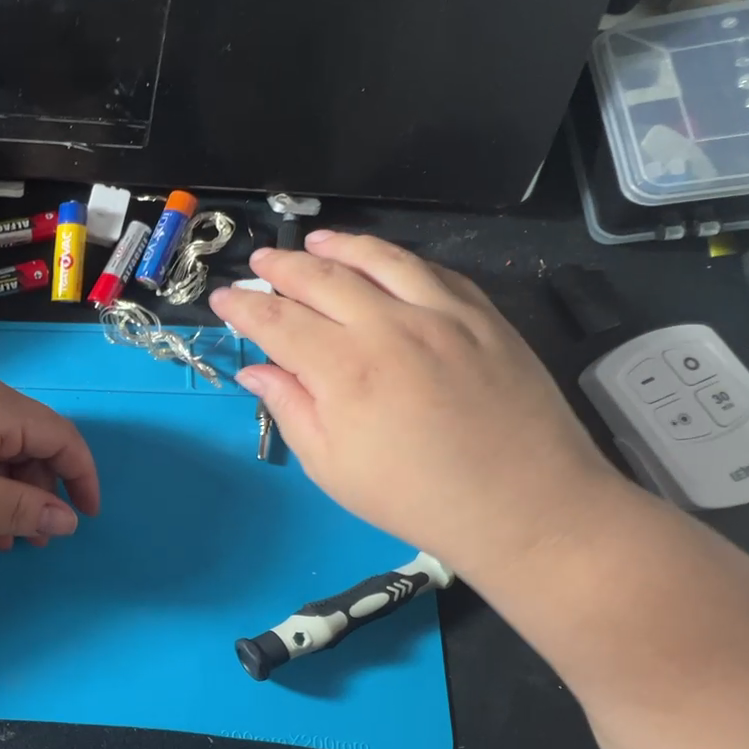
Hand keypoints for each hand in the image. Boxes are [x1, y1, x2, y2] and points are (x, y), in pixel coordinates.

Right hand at [209, 231, 626, 571]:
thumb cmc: (414, 496)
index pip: (277, 321)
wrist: (526, 506)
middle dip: (282, 267)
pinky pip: (432, 271)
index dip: (243, 307)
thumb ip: (289, 408)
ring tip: (314, 242)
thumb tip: (256, 372)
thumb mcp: (330, 466)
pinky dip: (397, 259)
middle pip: (322, 278)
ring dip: (338, 246)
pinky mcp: (484, 317)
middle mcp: (390, 328)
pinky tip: (382, 262)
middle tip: (259, 262)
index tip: (223, 300)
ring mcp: (443, 315)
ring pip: (380, 260)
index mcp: (345, 370)